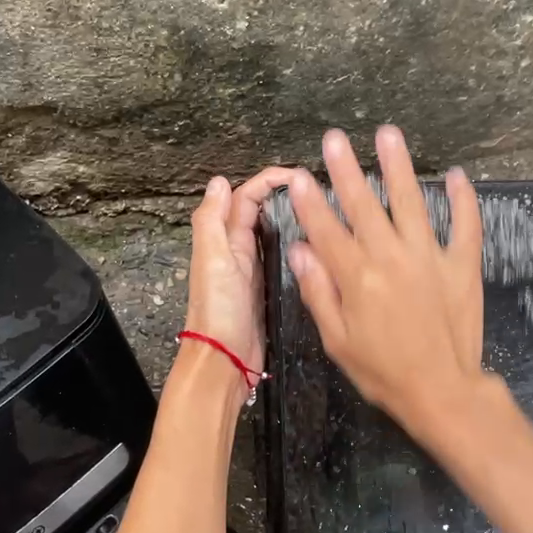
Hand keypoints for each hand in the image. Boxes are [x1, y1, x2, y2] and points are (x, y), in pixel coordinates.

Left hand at [182, 166, 301, 382]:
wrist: (224, 358)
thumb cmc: (218, 309)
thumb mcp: (211, 258)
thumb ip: (211, 220)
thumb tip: (218, 182)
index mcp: (223, 240)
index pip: (245, 197)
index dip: (267, 180)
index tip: (298, 174)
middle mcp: (237, 252)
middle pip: (258, 212)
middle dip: (282, 195)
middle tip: (315, 189)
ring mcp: (253, 272)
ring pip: (271, 235)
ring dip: (289, 219)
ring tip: (320, 212)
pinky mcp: (267, 292)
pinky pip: (281, 261)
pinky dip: (295, 248)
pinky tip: (315, 249)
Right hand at [285, 126, 485, 437]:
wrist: (442, 391)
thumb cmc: (382, 372)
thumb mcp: (338, 340)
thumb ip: (319, 293)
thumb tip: (301, 250)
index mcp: (356, 278)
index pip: (327, 230)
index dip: (310, 201)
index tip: (298, 175)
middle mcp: (391, 258)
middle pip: (364, 205)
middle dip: (346, 170)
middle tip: (334, 139)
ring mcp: (430, 258)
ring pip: (412, 202)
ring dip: (398, 167)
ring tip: (388, 134)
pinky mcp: (462, 266)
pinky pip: (465, 225)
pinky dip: (463, 199)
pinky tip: (457, 176)